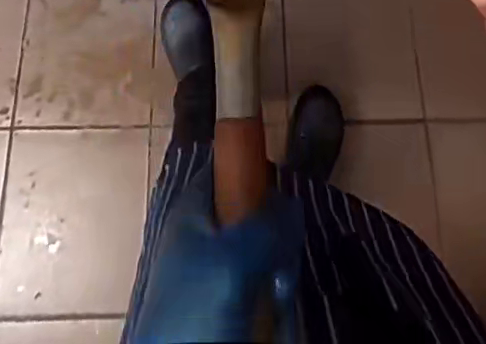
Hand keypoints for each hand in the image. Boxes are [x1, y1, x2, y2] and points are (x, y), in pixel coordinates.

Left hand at [129, 162, 302, 343]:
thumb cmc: (194, 311)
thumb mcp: (233, 259)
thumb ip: (267, 225)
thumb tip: (293, 203)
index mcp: (192, 212)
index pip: (224, 167)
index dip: (252, 166)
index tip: (280, 185)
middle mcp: (202, 238)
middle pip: (253, 214)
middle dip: (275, 235)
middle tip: (280, 259)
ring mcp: (214, 276)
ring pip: (263, 255)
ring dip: (278, 273)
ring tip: (277, 296)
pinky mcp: (226, 309)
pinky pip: (262, 292)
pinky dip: (272, 304)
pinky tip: (271, 320)